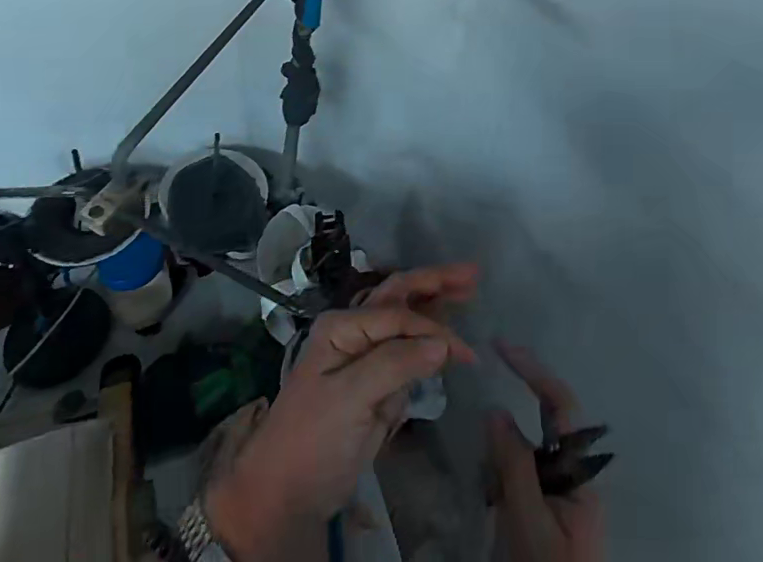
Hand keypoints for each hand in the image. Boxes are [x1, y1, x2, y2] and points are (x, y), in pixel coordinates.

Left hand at [205, 265, 477, 561]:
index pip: (397, 315)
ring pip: (404, 317)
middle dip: (435, 283)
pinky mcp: (375, 381)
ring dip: (433, 302)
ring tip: (466, 289)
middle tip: (473, 273)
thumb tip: (441, 343)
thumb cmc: (312, 438)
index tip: (464, 354)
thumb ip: (393, 365)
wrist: (289, 490)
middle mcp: (354, 331)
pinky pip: (406, 348)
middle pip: (399, 297)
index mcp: (341, 326)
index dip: (432, 328)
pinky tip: (444, 325)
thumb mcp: (349, 399)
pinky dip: (426, 333)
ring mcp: (365, 355)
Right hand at [488, 342, 605, 561]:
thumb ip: (514, 466)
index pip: (562, 406)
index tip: (502, 347)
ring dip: (502, 454)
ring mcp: (557, 494)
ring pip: (524, 450)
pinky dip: (499, 478)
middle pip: (545, 421)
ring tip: (490, 489)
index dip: (534, 371)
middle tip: (491, 362)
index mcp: (580, 475)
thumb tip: (496, 410)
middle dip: (520, 396)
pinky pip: (516, 476)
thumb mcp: (529, 522)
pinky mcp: (541, 511)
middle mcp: (573, 477)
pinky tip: (490, 501)